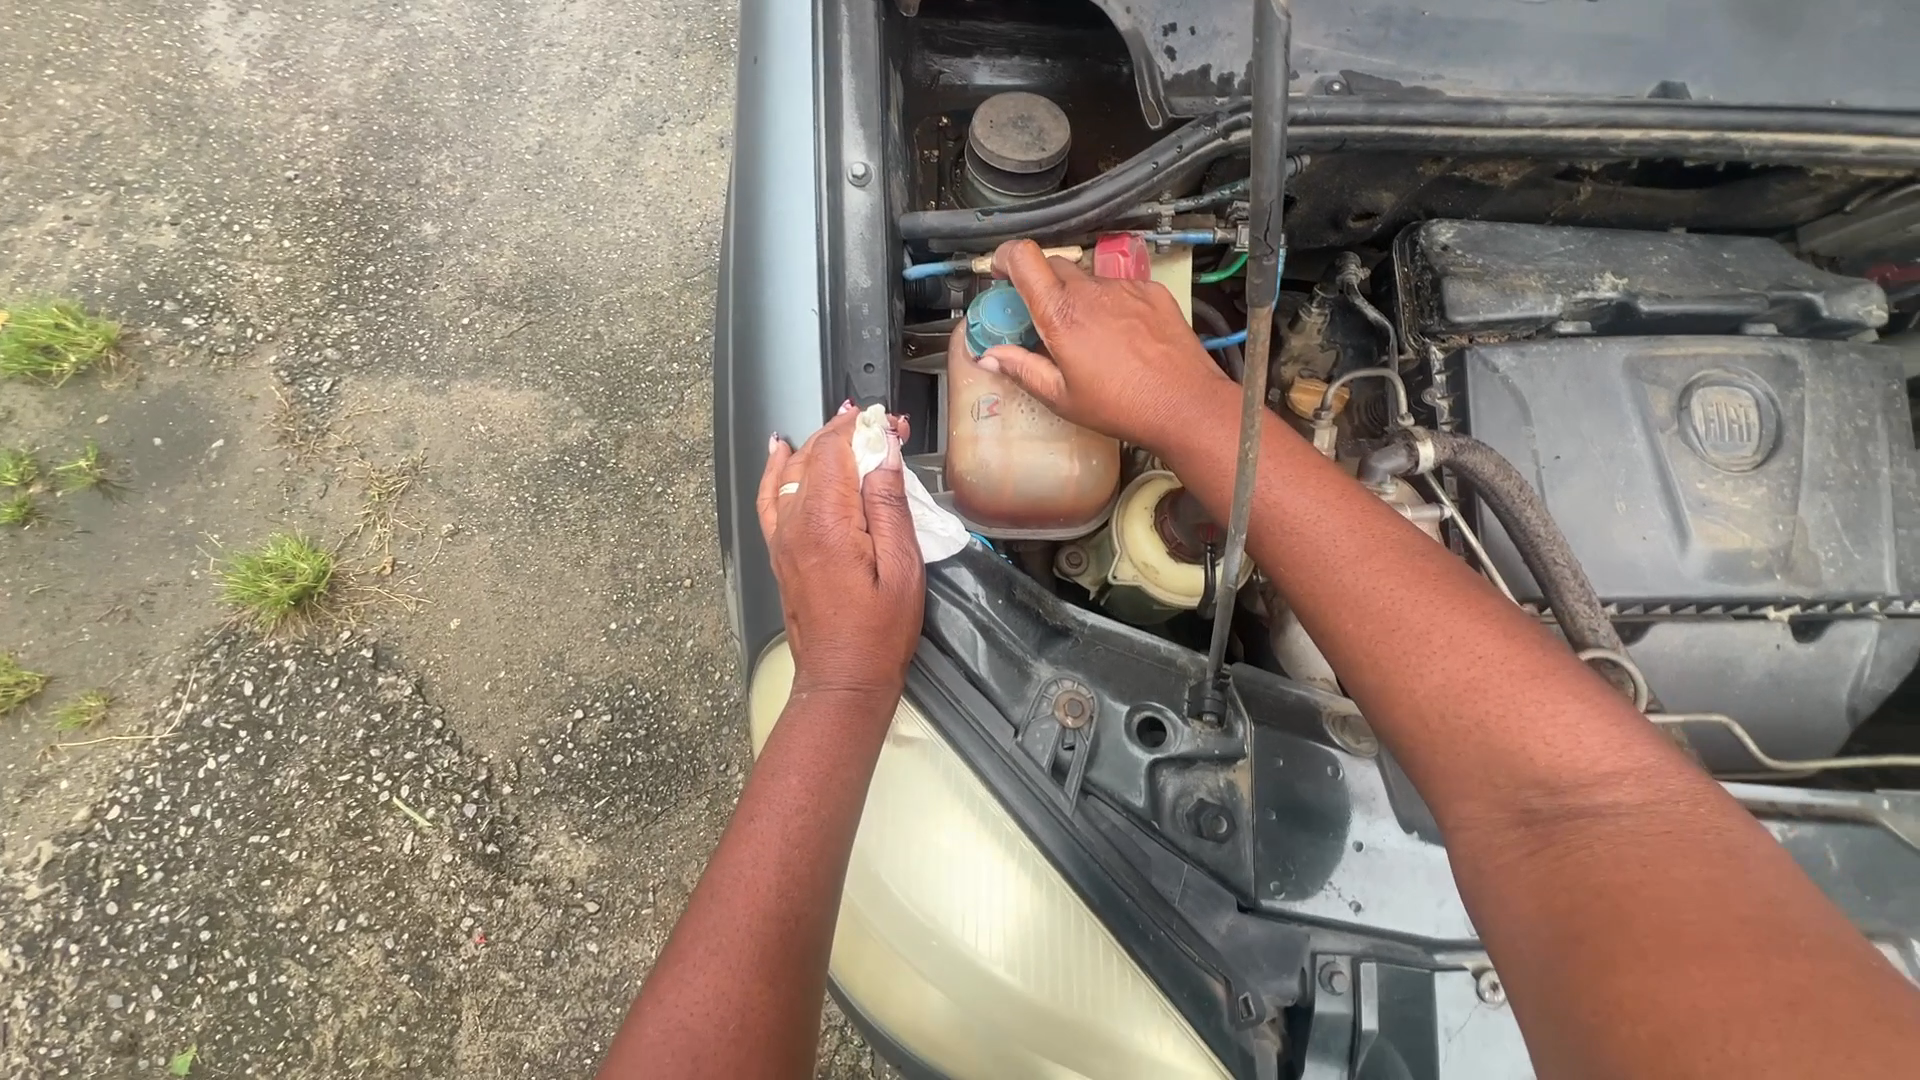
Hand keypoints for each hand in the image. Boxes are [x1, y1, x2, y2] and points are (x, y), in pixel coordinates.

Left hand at [756, 404, 924, 700]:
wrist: (842, 677)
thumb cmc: (879, 632)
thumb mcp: (902, 567)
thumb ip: (889, 504)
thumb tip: (884, 453)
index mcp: (828, 522)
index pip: (836, 450)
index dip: (863, 427)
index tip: (890, 422)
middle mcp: (796, 522)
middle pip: (814, 455)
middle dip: (847, 432)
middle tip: (881, 426)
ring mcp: (782, 536)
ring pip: (793, 470)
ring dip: (820, 444)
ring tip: (846, 425)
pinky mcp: (780, 550)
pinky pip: (770, 497)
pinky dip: (776, 469)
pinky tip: (781, 449)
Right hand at [977, 238, 1235, 453]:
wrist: (1184, 403)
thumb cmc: (1122, 406)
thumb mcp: (1061, 397)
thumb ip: (1022, 370)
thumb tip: (990, 356)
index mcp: (1062, 315)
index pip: (1024, 258)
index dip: (1005, 257)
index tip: (1000, 271)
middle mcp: (1092, 291)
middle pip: (1054, 265)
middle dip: (1040, 285)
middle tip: (1039, 317)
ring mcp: (1124, 287)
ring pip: (1088, 279)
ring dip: (1077, 297)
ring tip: (1086, 336)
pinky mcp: (1151, 291)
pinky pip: (1119, 287)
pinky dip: (1109, 303)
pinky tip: (1117, 335)